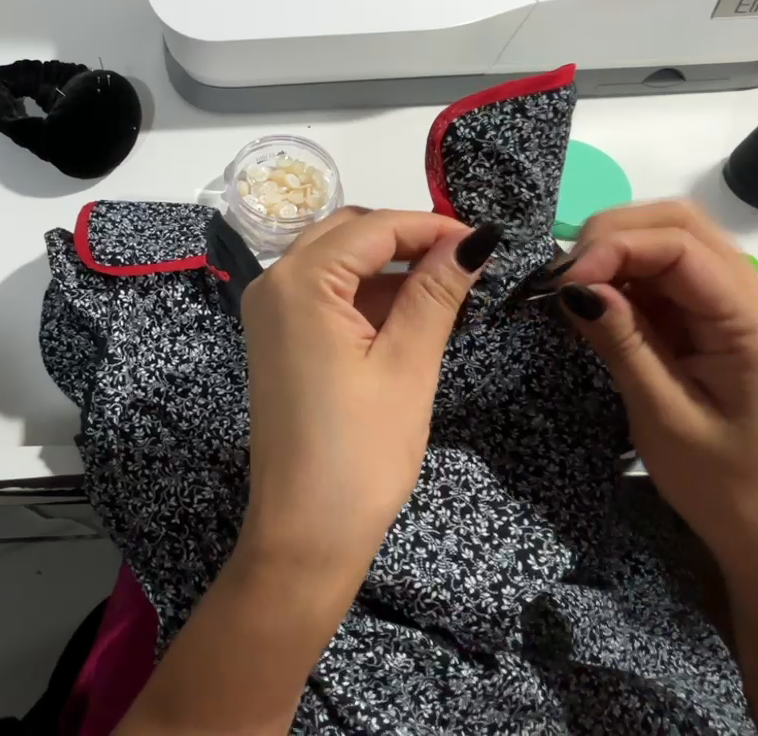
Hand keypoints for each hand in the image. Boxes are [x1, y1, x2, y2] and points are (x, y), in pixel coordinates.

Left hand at [237, 209, 496, 582]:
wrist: (304, 531)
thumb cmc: (359, 451)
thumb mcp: (407, 365)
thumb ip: (436, 293)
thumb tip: (475, 239)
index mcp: (298, 280)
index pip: (373, 227)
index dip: (431, 226)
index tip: (487, 240)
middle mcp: (272, 283)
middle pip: (348, 234)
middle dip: (407, 241)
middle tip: (466, 263)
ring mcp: (270, 312)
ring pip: (336, 262)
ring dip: (388, 267)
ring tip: (448, 290)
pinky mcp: (277, 338)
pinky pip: (324, 295)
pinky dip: (366, 295)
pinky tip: (410, 313)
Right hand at [552, 201, 757, 582]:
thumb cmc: (723, 485)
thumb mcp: (662, 415)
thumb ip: (622, 342)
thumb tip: (573, 285)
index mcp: (754, 322)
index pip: (681, 245)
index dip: (614, 247)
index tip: (564, 282)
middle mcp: (752, 300)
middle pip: (679, 225)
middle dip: (613, 235)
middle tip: (565, 278)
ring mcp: (734, 308)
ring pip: (670, 241)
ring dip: (616, 251)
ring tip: (575, 288)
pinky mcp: (712, 322)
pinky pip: (666, 275)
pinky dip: (624, 276)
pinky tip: (597, 301)